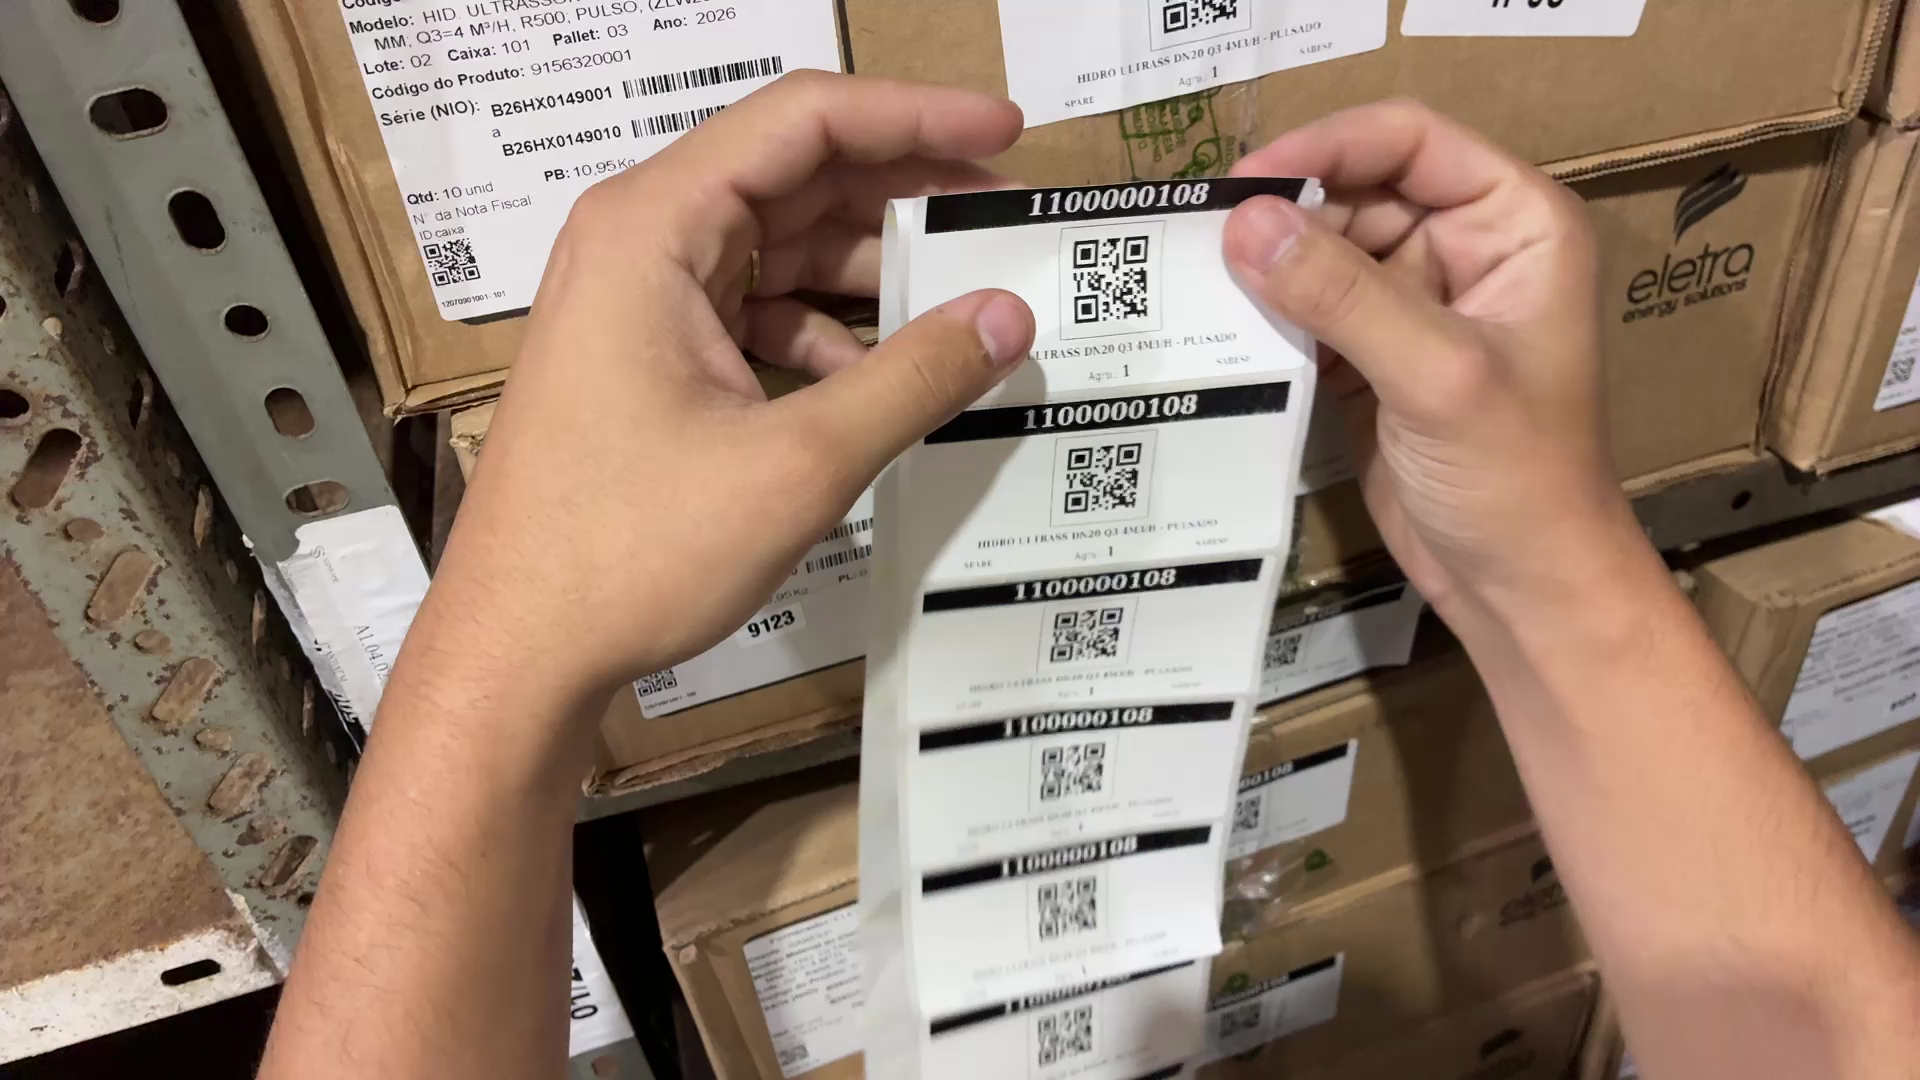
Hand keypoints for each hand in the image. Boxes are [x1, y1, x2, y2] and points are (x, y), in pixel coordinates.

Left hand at [433, 72, 1035, 695]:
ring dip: (870, 278)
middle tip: (998, 221)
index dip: (917, 117)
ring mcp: (647, 308)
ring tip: (955, 308)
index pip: (806, 124)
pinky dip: (826, 340)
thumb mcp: (798, 461)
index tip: (1007, 130)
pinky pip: (761, 322)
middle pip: (797, 183)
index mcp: (657, 229)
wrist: (526, 648)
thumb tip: (1008, 318)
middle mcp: (645, 246)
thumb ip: (914, 379)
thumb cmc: (637, 550)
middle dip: (904, 197)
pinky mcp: (657, 363)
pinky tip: (875, 385)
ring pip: (782, 257)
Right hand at [1222, 100, 1641, 628]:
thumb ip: (1342, 296)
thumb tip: (1244, 225)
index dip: (1327, 147)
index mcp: (1509, 227)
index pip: (1410, 145)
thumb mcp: (1434, 374)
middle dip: (1283, 218)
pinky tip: (1221, 334)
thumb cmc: (1511, 473)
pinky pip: (1305, 321)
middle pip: (1354, 201)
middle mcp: (1456, 256)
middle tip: (1201, 246)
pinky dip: (1265, 325)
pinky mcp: (1364, 363)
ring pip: (1320, 262)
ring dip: (1265, 274)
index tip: (1243, 181)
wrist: (1511, 576)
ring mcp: (1406, 313)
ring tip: (1197, 285)